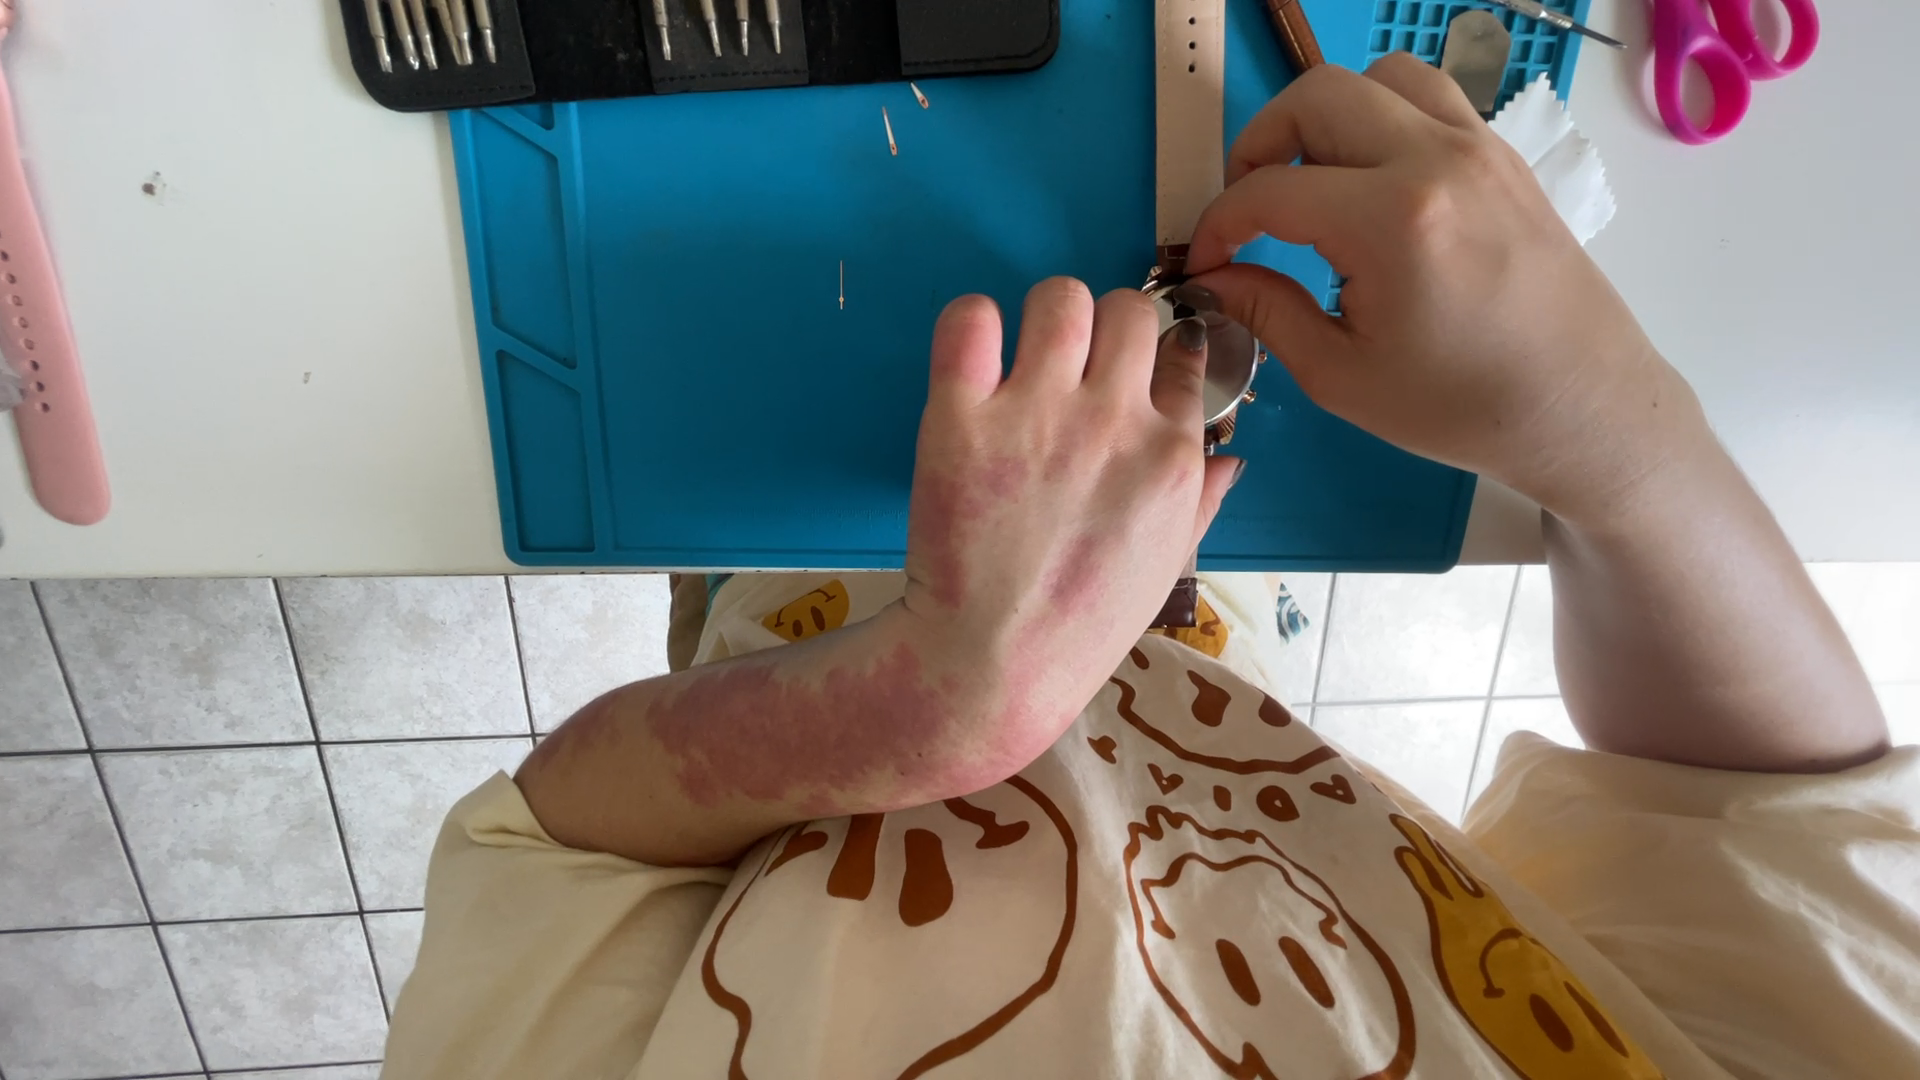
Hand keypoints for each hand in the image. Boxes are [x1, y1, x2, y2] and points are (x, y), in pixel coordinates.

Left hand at [898, 278, 1240, 783]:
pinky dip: (972, 323)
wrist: (990, 664)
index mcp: (1171, 457)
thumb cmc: (1080, 627)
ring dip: (1046, 318)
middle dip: (1104, 329)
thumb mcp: (1166, 569)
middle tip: (1070, 369)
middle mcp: (1114, 420)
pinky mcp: (961, 417)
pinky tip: (972, 360)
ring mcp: (1037, 413)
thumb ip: (1205, 504)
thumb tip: (1234, 458)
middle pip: (1127, 308)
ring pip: (1060, 296)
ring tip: (1021, 363)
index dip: (1152, 358)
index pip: (1181, 355)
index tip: (1124, 373)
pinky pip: (970, 318)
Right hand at [1188, 56, 1699, 522]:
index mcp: (1391, 221)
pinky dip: (1374, 122)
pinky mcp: (1501, 154)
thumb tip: (1210, 279)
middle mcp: (1437, 158)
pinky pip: (1425, 98)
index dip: (1215, 226)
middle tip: (1243, 211)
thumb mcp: (1337, 373)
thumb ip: (1265, 311)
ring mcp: (1478, 145)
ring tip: (1303, 184)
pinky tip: (1361, 186)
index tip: (1202, 265)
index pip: (1269, 190)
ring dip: (1321, 120)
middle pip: (1317, 96)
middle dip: (1256, 146)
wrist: (1576, 405)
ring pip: (1377, 77)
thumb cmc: (1452, 406)